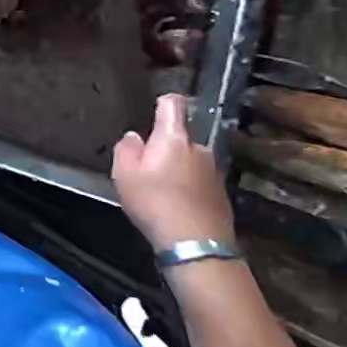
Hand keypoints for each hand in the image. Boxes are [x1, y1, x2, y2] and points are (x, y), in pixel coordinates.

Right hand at [112, 93, 236, 250]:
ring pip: (189, 160)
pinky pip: (198, 180)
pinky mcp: (221, 195)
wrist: (196, 245)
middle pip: (179, 138)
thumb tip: (135, 137)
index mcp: (174, 139)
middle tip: (144, 166)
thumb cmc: (154, 202)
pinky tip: (173, 204)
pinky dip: (186, 186)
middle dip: (163, 146)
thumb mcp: (124, 173)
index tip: (154, 105)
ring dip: (175, 168)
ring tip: (157, 189)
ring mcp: (214, 173)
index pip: (173, 105)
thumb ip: (126, 149)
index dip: (163, 101)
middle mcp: (199, 150)